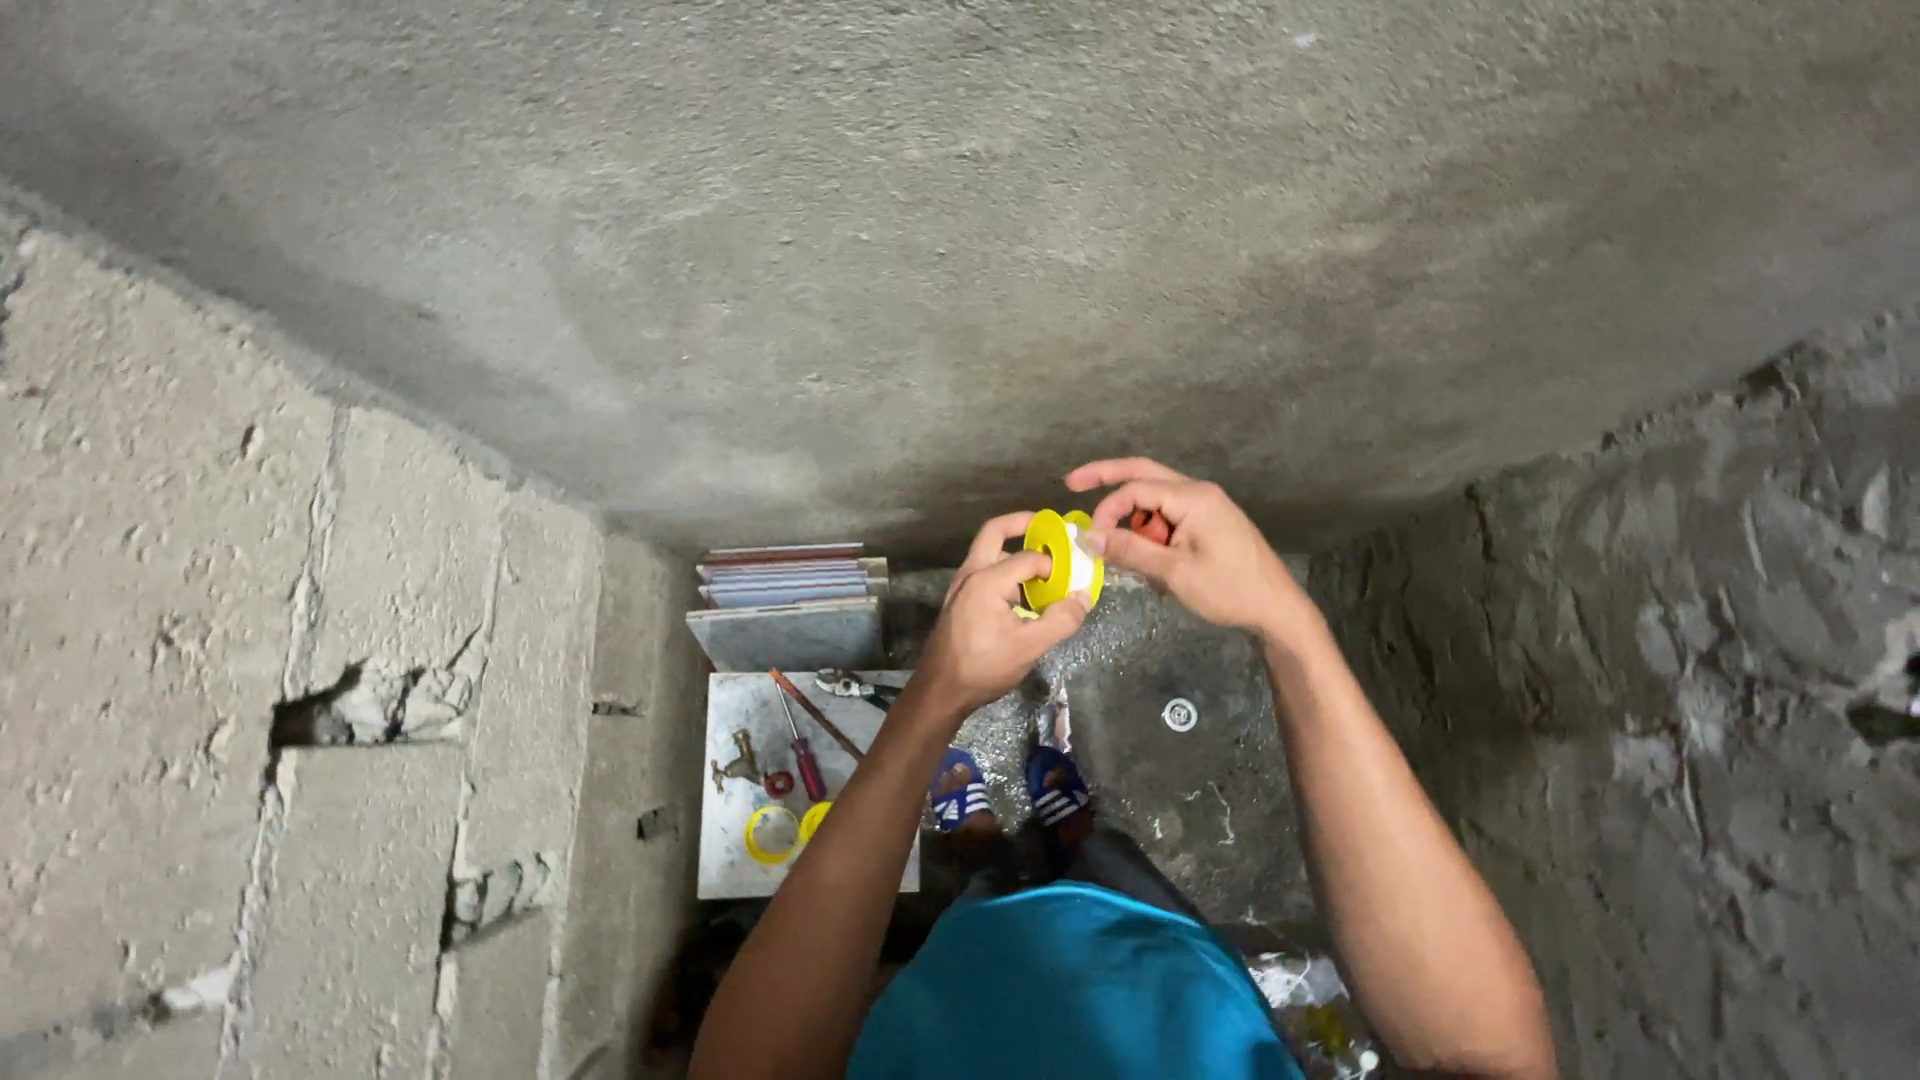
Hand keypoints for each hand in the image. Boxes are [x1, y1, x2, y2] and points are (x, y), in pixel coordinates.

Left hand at [916, 513, 1090, 715]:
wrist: (941, 689)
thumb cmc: (984, 667)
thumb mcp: (1029, 647)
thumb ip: (1060, 620)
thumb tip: (1083, 597)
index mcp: (986, 580)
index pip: (1029, 557)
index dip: (1054, 566)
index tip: (1071, 580)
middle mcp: (970, 574)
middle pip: (994, 533)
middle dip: (1020, 523)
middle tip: (1045, 526)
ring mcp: (960, 586)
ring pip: (986, 552)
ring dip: (1011, 551)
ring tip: (1039, 569)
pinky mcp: (959, 600)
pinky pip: (982, 572)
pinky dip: (1003, 570)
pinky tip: (1021, 596)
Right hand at [1065, 458, 1320, 644]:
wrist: (1277, 609)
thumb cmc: (1229, 590)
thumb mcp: (1174, 572)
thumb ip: (1131, 551)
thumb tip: (1090, 537)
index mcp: (1193, 497)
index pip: (1135, 489)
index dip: (1107, 511)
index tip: (1092, 541)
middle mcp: (1198, 492)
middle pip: (1143, 474)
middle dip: (1106, 478)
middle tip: (1072, 482)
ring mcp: (1205, 506)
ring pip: (1154, 499)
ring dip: (1134, 521)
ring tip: (1130, 559)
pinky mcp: (1208, 523)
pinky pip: (1168, 517)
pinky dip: (1151, 533)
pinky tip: (1150, 563)